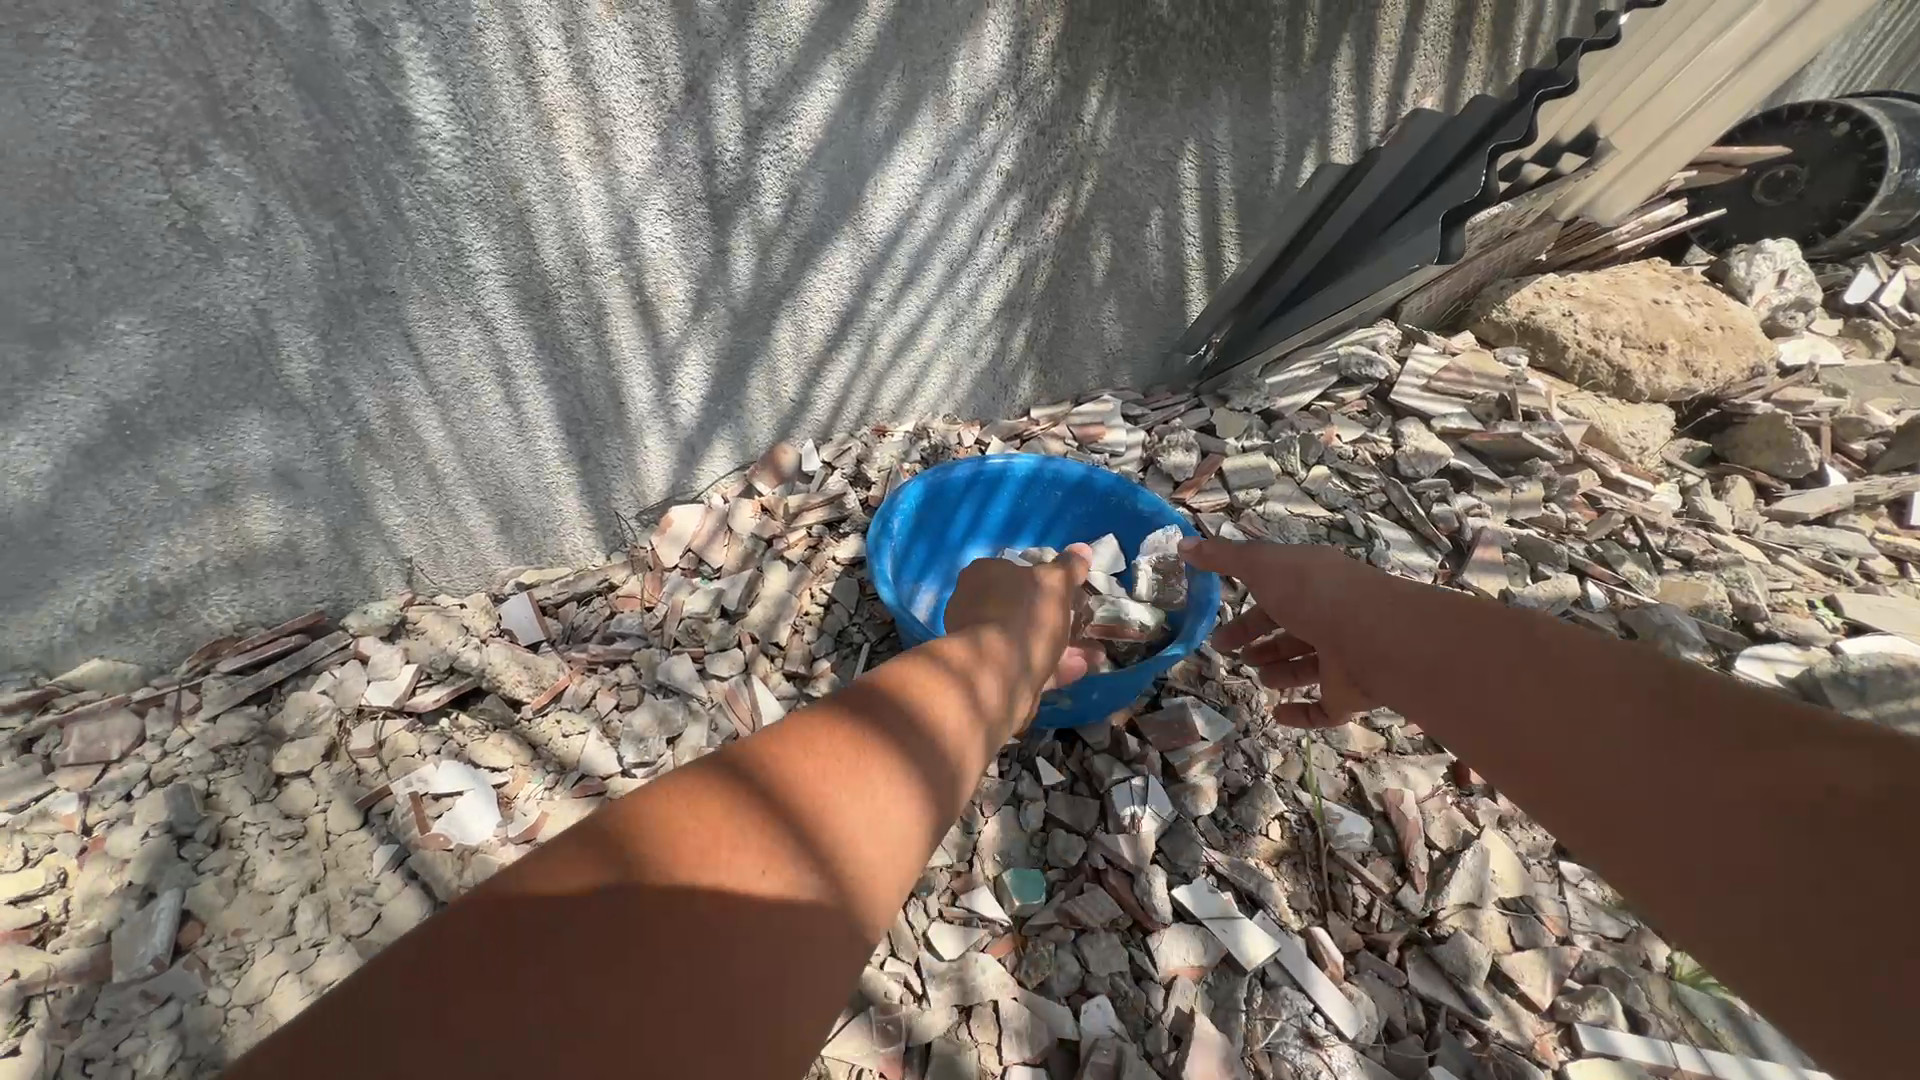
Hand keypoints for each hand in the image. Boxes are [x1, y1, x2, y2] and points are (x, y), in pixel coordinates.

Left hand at [945, 543, 1101, 692]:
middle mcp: (975, 606)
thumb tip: (1082, 548)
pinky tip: (1083, 667)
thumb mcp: (1054, 584)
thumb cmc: (1023, 617)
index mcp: (982, 575)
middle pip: (1023, 606)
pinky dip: (1055, 666)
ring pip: (1028, 639)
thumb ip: (1069, 567)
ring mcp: (981, 642)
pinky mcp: (991, 674)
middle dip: (1058, 616)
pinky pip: (1028, 664)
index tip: (1073, 590)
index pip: (1016, 569)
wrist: (995, 677)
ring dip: (1063, 645)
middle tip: (1085, 621)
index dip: (1047, 578)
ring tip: (1095, 652)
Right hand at [1179, 537, 1387, 727]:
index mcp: (1312, 584)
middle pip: (1289, 631)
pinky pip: (1323, 708)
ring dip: (1278, 671)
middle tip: (1228, 653)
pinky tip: (1276, 713)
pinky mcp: (1350, 694)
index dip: (1246, 611)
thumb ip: (1222, 558)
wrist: (1373, 636)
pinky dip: (1299, 713)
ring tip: (1257, 676)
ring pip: (1306, 666)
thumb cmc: (1311, 593)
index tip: (1219, 627)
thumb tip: (1181, 544)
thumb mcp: (1260, 565)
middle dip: (1259, 642)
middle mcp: (1330, 618)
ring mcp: (1343, 657)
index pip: (1276, 597)